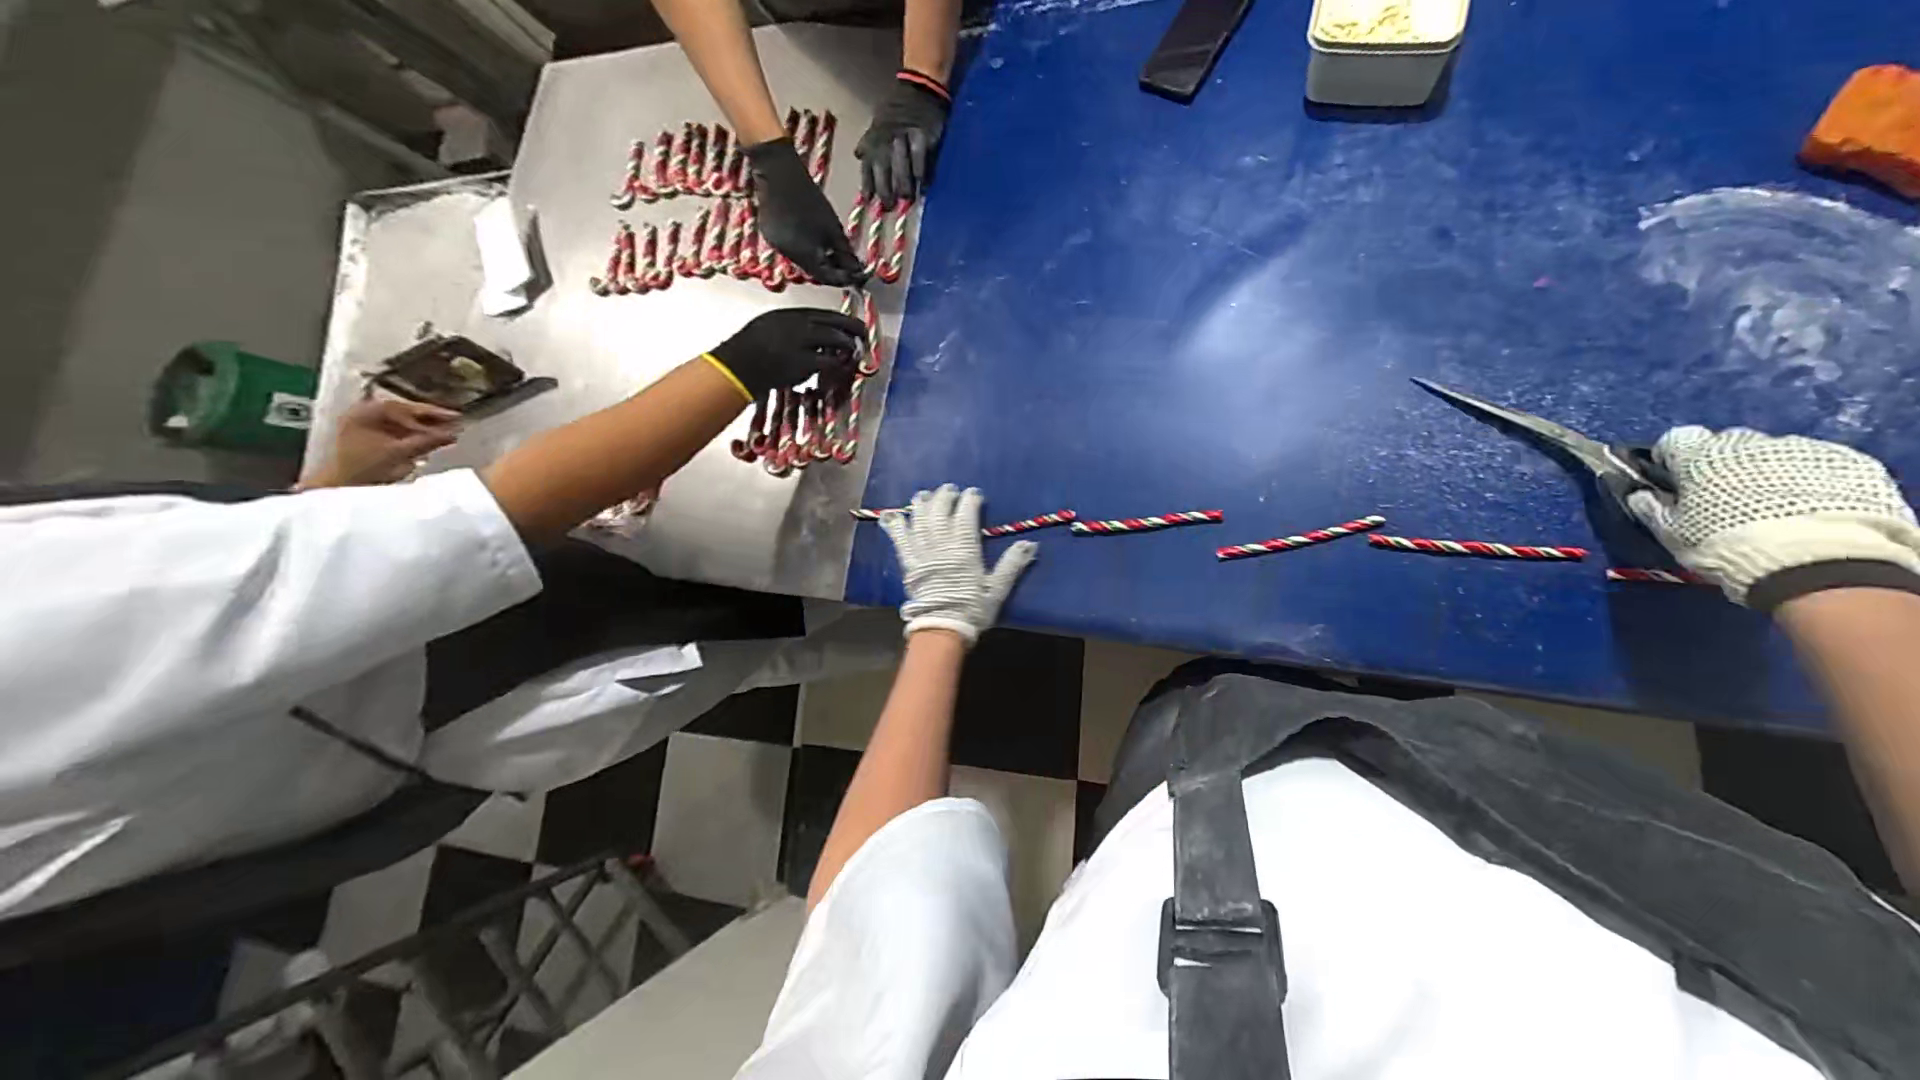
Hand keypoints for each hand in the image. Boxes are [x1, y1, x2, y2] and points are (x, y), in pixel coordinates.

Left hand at [300, 397, 460, 488]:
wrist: (344, 488)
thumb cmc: (366, 469)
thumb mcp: (399, 453)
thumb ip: (427, 441)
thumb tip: (455, 433)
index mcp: (363, 413)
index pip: (403, 407)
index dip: (431, 412)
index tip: (455, 416)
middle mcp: (363, 415)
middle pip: (404, 413)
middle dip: (430, 420)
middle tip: (457, 422)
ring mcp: (367, 427)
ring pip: (403, 423)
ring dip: (426, 428)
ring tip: (449, 432)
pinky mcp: (373, 439)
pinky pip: (400, 432)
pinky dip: (417, 436)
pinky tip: (433, 440)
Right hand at [705, 308, 864, 399]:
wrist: (737, 365)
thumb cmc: (746, 350)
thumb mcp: (768, 327)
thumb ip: (789, 328)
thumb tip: (808, 335)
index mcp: (790, 315)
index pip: (824, 314)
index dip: (842, 320)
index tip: (852, 325)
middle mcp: (798, 324)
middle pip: (835, 323)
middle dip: (853, 329)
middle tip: (863, 336)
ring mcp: (802, 342)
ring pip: (836, 340)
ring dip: (848, 347)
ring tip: (853, 354)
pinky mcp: (803, 362)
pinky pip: (829, 362)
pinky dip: (839, 366)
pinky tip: (842, 369)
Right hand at [743, 138, 865, 286]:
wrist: (780, 176)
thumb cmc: (810, 200)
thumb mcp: (834, 228)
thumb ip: (845, 253)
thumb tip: (856, 270)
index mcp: (806, 256)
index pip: (826, 278)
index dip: (843, 279)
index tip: (856, 278)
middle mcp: (789, 256)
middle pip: (814, 272)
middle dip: (832, 272)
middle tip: (847, 268)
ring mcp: (778, 248)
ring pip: (803, 263)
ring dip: (819, 262)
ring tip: (833, 256)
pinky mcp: (771, 238)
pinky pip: (792, 252)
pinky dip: (806, 252)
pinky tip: (815, 245)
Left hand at [855, 71, 951, 205]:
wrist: (918, 88)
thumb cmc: (896, 111)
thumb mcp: (877, 123)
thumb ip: (869, 142)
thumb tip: (858, 155)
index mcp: (874, 139)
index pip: (867, 167)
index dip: (868, 186)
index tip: (870, 202)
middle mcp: (886, 140)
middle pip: (883, 171)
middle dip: (886, 191)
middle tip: (891, 206)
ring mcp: (904, 138)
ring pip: (901, 168)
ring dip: (904, 186)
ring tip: (907, 200)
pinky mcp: (922, 136)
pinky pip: (920, 159)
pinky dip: (921, 174)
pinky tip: (923, 186)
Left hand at [880, 485, 1037, 644]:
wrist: (942, 627)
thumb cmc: (973, 609)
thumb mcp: (997, 588)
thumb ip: (1012, 564)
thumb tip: (1030, 544)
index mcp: (965, 549)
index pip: (966, 515)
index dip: (970, 500)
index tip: (974, 493)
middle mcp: (942, 545)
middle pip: (941, 512)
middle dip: (945, 497)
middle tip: (950, 490)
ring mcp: (922, 552)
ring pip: (920, 520)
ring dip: (922, 505)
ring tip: (925, 494)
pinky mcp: (908, 562)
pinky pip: (900, 539)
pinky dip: (895, 525)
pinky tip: (892, 514)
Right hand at [1628, 426, 1919, 608]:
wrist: (1814, 559)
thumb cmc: (1724, 543)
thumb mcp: (1673, 531)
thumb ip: (1652, 507)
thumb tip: (1639, 495)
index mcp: (1700, 457)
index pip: (1677, 439)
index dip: (1672, 457)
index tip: (1673, 478)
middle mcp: (1749, 444)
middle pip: (1728, 442)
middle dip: (1722, 462)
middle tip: (1723, 494)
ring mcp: (1802, 450)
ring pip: (1773, 452)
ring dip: (1765, 470)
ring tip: (1771, 503)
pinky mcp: (1849, 463)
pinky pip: (1817, 464)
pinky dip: (1806, 479)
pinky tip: (1808, 506)